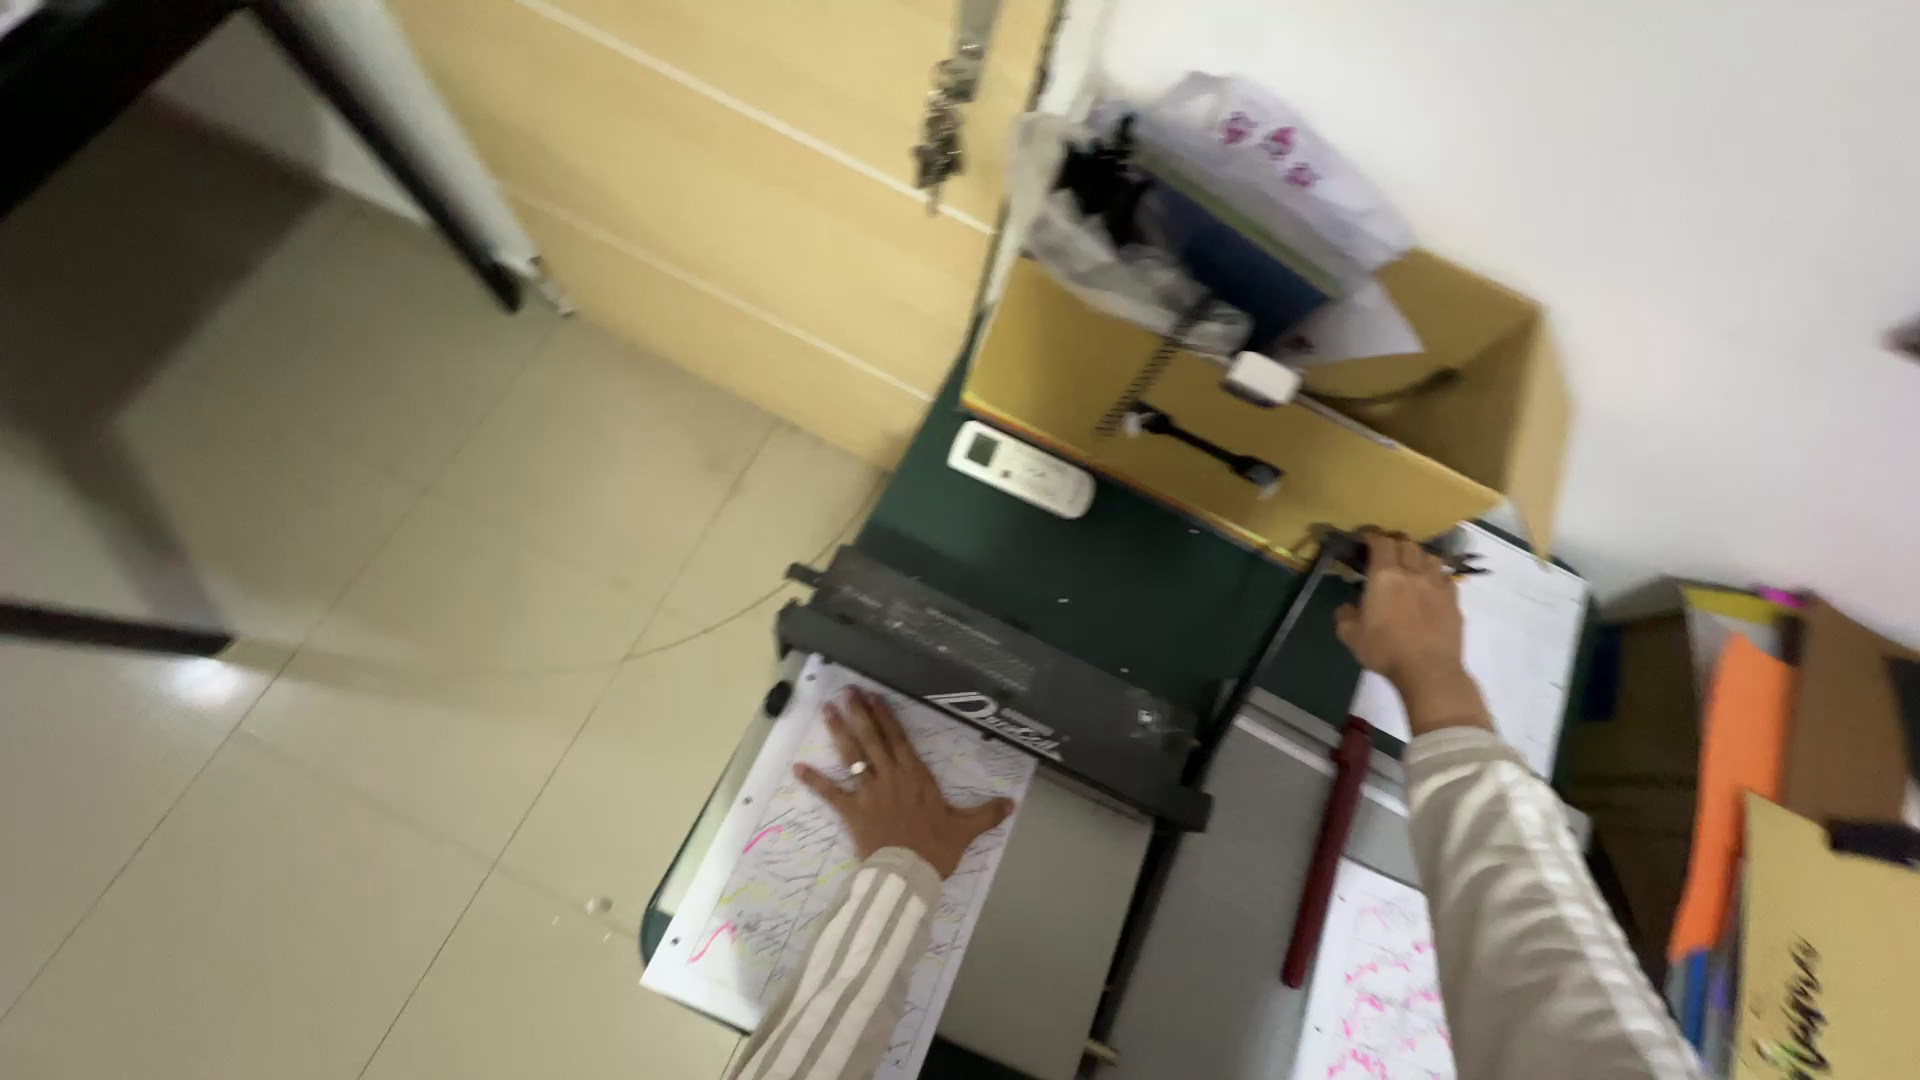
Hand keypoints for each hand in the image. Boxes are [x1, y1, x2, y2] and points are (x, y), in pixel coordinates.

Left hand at [794, 687, 1016, 877]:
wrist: (909, 875)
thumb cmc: (936, 848)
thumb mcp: (965, 829)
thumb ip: (987, 814)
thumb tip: (1012, 804)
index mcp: (916, 775)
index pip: (899, 738)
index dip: (886, 715)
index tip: (875, 695)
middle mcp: (891, 776)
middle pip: (873, 738)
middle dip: (860, 713)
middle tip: (848, 691)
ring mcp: (869, 792)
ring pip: (852, 756)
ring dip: (840, 732)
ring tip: (828, 710)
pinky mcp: (852, 811)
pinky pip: (831, 793)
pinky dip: (814, 780)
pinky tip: (798, 767)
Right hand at [1335, 531, 1491, 737]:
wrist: (1428, 670)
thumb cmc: (1385, 650)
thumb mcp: (1350, 635)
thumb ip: (1345, 615)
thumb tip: (1349, 607)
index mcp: (1384, 577)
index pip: (1381, 543)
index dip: (1373, 536)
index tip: (1366, 538)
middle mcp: (1412, 573)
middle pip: (1407, 544)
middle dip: (1395, 543)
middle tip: (1386, 551)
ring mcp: (1437, 585)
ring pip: (1429, 557)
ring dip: (1417, 555)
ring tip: (1410, 564)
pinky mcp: (1454, 600)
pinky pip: (1445, 577)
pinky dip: (1435, 574)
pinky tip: (1429, 585)